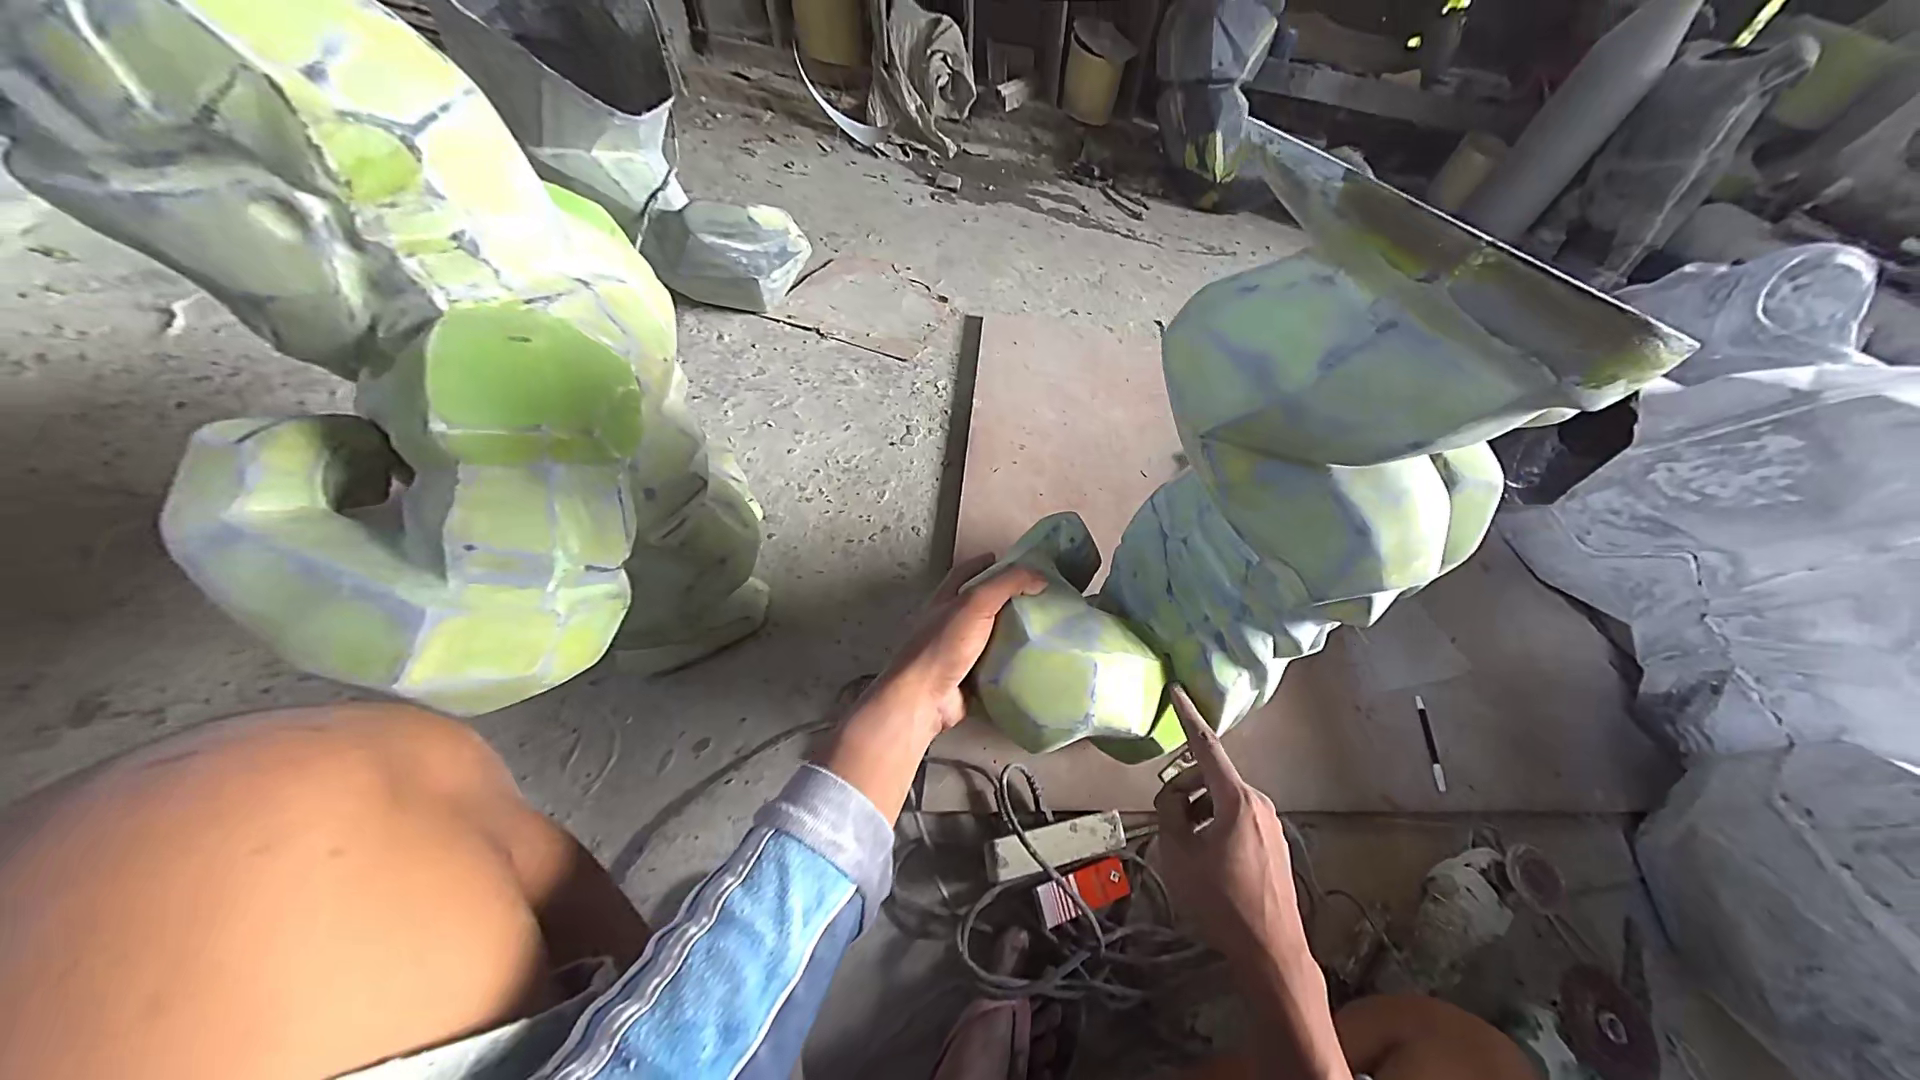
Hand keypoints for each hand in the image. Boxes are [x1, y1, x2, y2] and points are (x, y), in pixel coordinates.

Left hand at [858, 554, 1049, 739]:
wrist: (924, 698)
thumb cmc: (942, 647)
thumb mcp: (976, 604)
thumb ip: (1006, 584)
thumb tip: (1038, 577)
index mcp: (943, 601)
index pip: (964, 573)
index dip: (983, 563)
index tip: (1002, 558)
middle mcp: (946, 624)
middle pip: (978, 605)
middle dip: (1002, 599)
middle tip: (1032, 596)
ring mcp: (955, 652)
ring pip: (987, 636)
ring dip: (1009, 633)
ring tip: (1039, 628)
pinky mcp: (965, 678)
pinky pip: (992, 666)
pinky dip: (1008, 663)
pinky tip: (1028, 661)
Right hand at [1153, 685, 1307, 966]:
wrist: (1271, 953)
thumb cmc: (1221, 900)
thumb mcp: (1179, 853)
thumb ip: (1170, 811)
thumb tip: (1173, 796)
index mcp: (1237, 799)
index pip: (1206, 747)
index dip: (1188, 717)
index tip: (1177, 690)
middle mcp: (1259, 803)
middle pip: (1210, 777)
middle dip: (1184, 789)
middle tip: (1167, 820)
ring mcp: (1270, 824)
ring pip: (1221, 799)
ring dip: (1198, 810)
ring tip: (1186, 847)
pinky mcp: (1273, 843)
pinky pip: (1236, 818)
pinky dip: (1214, 824)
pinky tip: (1206, 858)